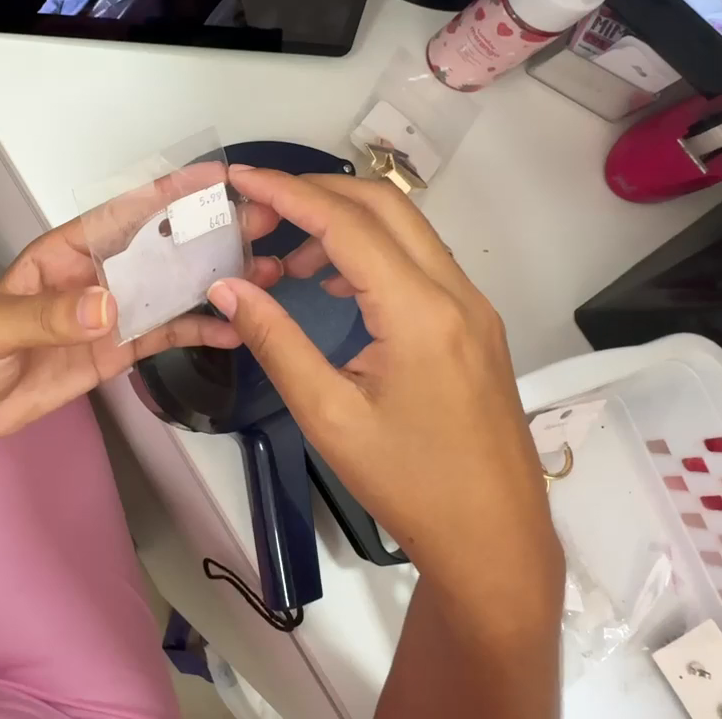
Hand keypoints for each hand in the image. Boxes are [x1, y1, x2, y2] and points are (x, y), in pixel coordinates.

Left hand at [0, 167, 282, 443]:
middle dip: (205, 232)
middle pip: (158, 246)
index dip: (164, 194)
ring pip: (171, 287)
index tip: (210, 178)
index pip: (120, 214)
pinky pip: (166, 332)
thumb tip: (108, 306)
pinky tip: (233, 329)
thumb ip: (48, 316)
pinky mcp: (120, 347)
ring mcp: (112, 311)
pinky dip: (199, 329)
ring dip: (213, 279)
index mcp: (65, 252)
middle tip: (258, 222)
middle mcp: (96, 274)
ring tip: (263, 272)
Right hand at [205, 167, 559, 610]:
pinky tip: (332, 288)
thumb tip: (226, 287)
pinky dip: (368, 252)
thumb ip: (274, 341)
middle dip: (314, 192)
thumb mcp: (327, 415)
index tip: (238, 178)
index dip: (287, 193)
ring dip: (342, 223)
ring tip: (286, 258)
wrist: (495, 542)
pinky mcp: (472, 324)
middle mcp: (454, 293)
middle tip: (257, 210)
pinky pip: (416, 261)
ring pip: (403, 228)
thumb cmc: (409, 484)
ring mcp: (470, 306)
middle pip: (382, 204)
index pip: (346, 223)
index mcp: (420, 312)